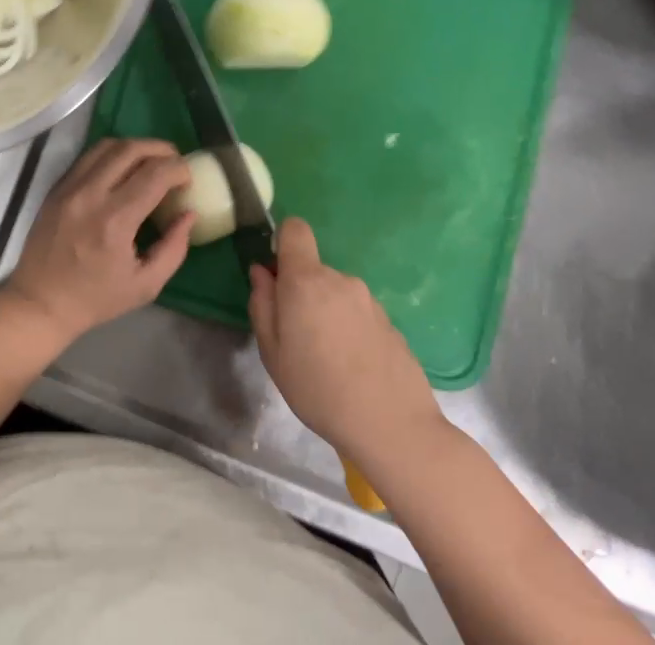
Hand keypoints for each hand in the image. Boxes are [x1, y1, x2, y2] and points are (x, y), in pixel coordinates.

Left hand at [6, 139, 194, 340]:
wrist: (40, 301)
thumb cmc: (96, 299)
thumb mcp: (146, 284)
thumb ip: (174, 247)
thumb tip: (189, 213)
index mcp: (115, 221)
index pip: (154, 174)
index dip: (179, 169)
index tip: (188, 179)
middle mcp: (90, 195)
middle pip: (130, 149)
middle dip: (160, 149)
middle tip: (174, 163)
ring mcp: (68, 188)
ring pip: (105, 147)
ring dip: (134, 148)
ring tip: (150, 162)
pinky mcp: (55, 189)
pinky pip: (86, 159)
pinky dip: (109, 156)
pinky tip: (121, 171)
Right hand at [248, 218, 444, 464]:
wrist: (392, 426)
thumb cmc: (317, 388)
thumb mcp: (271, 351)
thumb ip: (262, 304)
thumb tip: (262, 273)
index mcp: (306, 282)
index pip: (295, 230)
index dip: (281, 242)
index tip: (275, 273)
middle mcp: (341, 281)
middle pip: (312, 270)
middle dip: (299, 292)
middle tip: (294, 336)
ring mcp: (370, 301)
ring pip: (334, 293)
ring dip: (324, 313)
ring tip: (323, 356)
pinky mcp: (390, 322)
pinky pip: (356, 313)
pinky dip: (347, 329)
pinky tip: (349, 365)